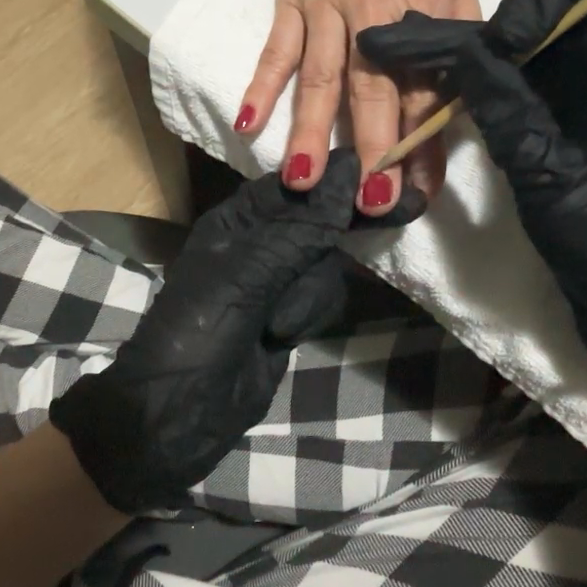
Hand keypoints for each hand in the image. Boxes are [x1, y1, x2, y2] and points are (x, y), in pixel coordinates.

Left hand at [49, 151, 419, 512]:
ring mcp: (276, 281)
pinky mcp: (291, 315)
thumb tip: (350, 171)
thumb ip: (302, 229)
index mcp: (234, 220)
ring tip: (279, 324)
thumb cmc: (199, 332)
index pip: (294, 183)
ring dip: (312, 292)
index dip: (337, 176)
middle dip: (347, 222)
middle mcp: (258, 242)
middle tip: (407, 205)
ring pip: (326, 263)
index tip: (381, 174)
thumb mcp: (247, 276)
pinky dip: (312, 313)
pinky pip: (323, 296)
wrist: (179, 415)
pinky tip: (284, 336)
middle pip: (319, 219)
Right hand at [238, 0, 480, 215]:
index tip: (423, 187)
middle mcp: (370, 10)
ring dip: (312, 130)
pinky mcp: (291, 3)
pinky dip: (260, 84)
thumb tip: (466, 87)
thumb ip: (462, 24)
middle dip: (373, 147)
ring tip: (305, 182)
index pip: (425, 82)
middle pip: (371, 88)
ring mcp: (324, 8)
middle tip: (371, 202)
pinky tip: (248, 123)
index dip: (425, 137)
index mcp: (418, 2)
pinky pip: (274, 48)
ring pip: (318, 77)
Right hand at [356, 0, 586, 376]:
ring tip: (434, 63)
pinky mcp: (574, 115)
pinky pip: (534, 73)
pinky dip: (494, 72)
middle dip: (507, 14)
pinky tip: (454, 88)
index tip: (508, 39)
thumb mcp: (545, 175)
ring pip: (542, 35)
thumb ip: (503, 107)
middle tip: (462, 58)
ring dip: (492, 44)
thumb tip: (461, 52)